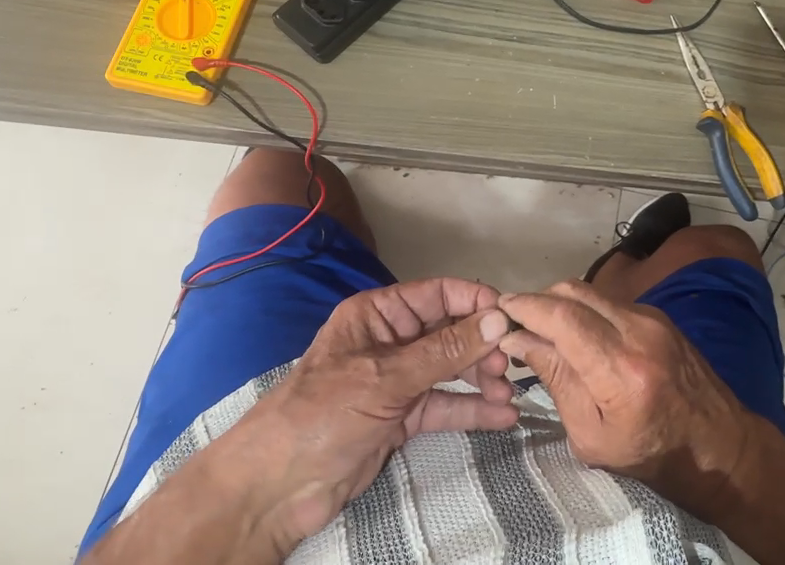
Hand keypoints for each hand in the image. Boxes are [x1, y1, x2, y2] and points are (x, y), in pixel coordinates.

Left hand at [224, 278, 518, 550]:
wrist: (273, 491)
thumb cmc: (322, 415)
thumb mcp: (387, 378)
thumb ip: (445, 350)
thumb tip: (497, 319)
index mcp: (378, 314)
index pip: (438, 295)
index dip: (476, 302)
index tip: (511, 317)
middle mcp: (390, 341)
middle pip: (449, 333)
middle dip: (482, 347)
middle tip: (509, 366)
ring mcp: (396, 381)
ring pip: (451, 371)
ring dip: (481, 380)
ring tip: (508, 395)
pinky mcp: (400, 418)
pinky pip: (444, 406)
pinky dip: (471, 410)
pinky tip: (501, 417)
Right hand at [498, 281, 758, 502]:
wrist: (718, 442)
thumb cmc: (651, 454)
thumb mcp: (591, 436)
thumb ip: (558, 381)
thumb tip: (518, 339)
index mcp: (621, 370)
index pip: (563, 318)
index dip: (526, 307)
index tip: (499, 309)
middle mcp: (638, 331)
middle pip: (574, 292)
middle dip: (538, 300)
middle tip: (515, 320)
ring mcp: (651, 317)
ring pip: (591, 292)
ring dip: (560, 303)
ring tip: (540, 328)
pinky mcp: (658, 314)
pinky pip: (609, 301)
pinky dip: (584, 310)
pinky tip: (574, 333)